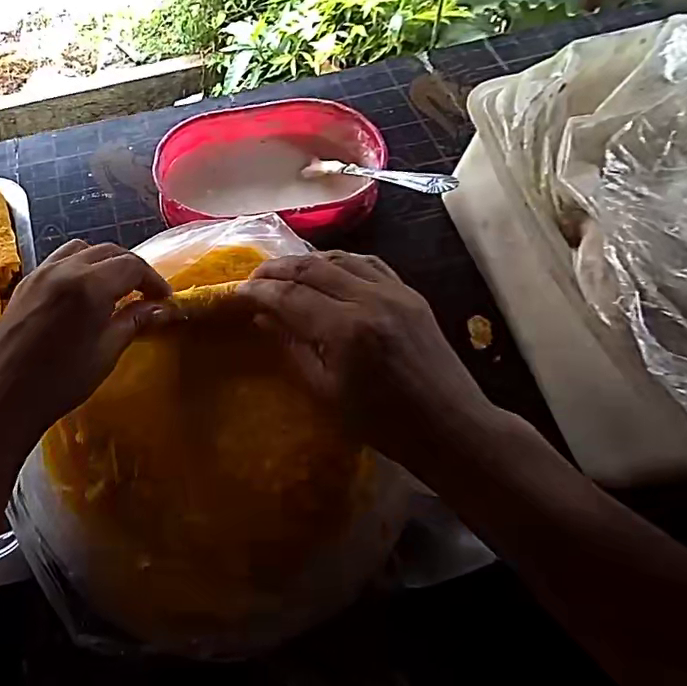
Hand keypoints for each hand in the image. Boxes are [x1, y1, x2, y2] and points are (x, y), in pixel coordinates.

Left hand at [0, 240, 171, 453]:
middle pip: (107, 252)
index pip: (132, 266)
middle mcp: (63, 269)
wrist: (3, 395)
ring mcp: (40, 273)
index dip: (153, 280)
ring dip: (103, 263)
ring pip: (80, 250)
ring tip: (114, 290)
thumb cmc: (60, 381)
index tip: (164, 300)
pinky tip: (83, 294)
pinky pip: (58, 261)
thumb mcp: (106, 352)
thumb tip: (162, 308)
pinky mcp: (25, 284)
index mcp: (88, 284)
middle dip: (131, 268)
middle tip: (145, 294)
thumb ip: (134, 321)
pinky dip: (78, 267)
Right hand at [238, 251, 495, 468]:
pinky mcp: (410, 294)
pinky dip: (338, 262)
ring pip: (338, 258)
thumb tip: (262, 318)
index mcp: (347, 329)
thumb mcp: (324, 390)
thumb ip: (291, 347)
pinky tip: (324, 271)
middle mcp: (371, 300)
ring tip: (281, 273)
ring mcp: (395, 293)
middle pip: (310, 268)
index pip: (289, 296)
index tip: (234, 292)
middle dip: (275, 270)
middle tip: (251, 280)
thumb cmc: (381, 421)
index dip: (257, 291)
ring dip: (304, 261)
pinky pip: (368, 263)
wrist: (451, 427)